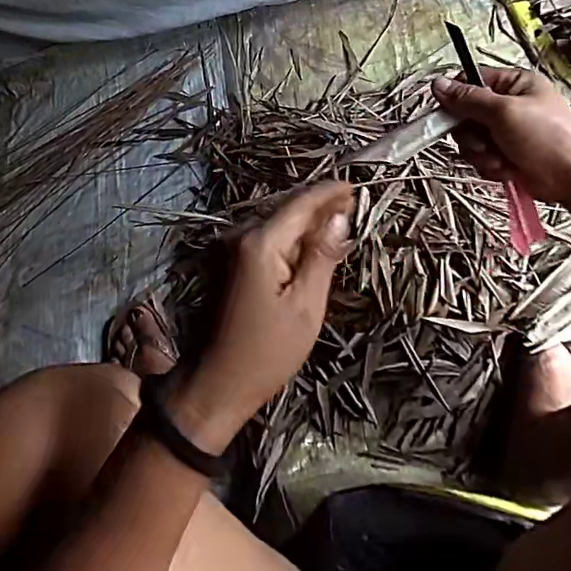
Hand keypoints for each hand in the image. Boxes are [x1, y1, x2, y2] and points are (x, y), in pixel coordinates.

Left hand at [171, 182, 353, 451]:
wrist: (216, 384)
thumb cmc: (267, 352)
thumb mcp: (306, 306)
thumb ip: (322, 256)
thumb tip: (339, 216)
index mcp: (260, 243)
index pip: (300, 204)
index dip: (328, 192)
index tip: (354, 186)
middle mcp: (241, 235)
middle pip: (287, 209)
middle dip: (320, 204)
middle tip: (353, 203)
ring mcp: (232, 248)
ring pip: (278, 222)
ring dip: (307, 220)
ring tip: (339, 219)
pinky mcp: (231, 263)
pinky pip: (268, 239)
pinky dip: (292, 237)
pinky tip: (311, 244)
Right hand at [432, 67, 570, 201]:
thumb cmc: (553, 139)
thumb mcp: (504, 111)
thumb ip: (468, 98)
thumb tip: (441, 85)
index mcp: (515, 84)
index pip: (472, 80)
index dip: (456, 96)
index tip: (446, 110)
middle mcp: (512, 106)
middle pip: (467, 114)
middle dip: (471, 132)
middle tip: (484, 139)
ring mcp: (510, 132)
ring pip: (472, 139)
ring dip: (481, 152)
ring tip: (500, 156)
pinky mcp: (508, 155)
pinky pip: (482, 157)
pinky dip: (490, 165)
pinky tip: (507, 167)